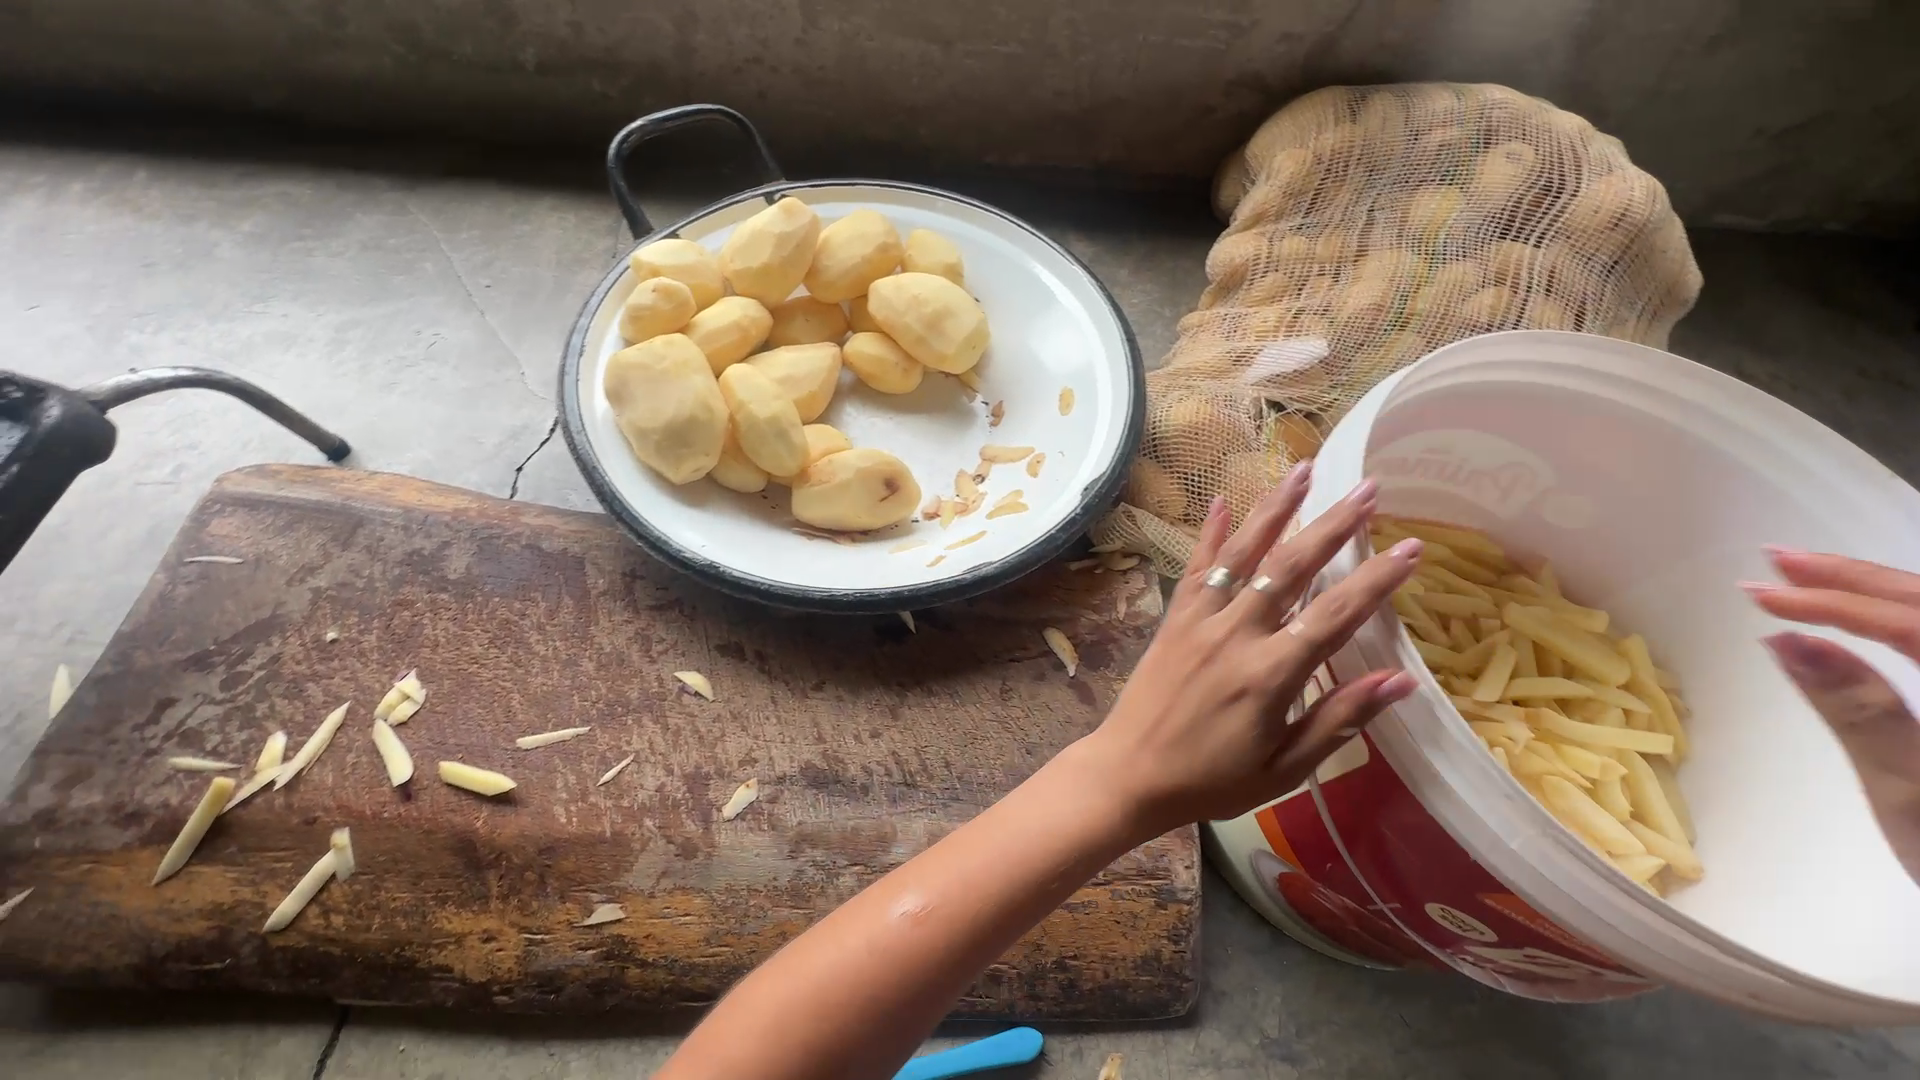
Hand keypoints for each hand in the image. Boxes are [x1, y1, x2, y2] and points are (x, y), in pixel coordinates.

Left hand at [1075, 463, 1421, 836]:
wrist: (1130, 772)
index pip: (1335, 616)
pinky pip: (1194, 569)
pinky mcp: (1173, 619)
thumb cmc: (1212, 779)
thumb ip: (1339, 719)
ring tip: (1303, 469)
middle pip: (1290, 568)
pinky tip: (1221, 501)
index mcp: (1270, 674)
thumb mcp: (1284, 766)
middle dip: (1332, 525)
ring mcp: (1198, 621)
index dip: (1375, 581)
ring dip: (1274, 510)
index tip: (1412, 547)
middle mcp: (1235, 634)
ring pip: (1241, 555)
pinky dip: (1210, 535)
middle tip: (1369, 488)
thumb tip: (1402, 681)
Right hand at [1745, 548, 1919, 885]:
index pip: (1919, 625)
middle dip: (1859, 582)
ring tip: (1816, 578)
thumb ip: (1859, 710)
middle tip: (1777, 562)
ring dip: (1887, 593)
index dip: (1837, 603)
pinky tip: (1876, 618)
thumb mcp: (1909, 794)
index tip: (1759, 594)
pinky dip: (1911, 622)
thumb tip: (1787, 638)